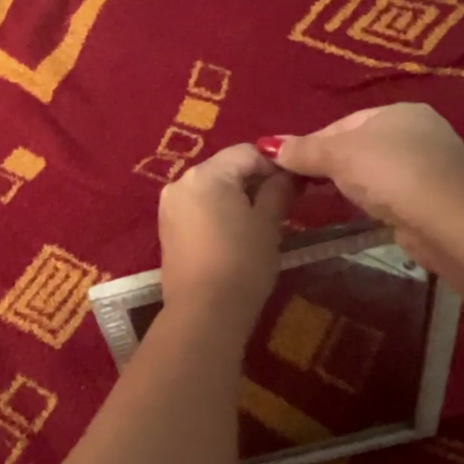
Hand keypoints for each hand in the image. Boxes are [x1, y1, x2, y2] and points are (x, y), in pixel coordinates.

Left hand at [157, 144, 294, 322]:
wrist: (204, 311)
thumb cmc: (242, 263)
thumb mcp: (268, 224)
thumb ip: (279, 191)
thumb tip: (290, 174)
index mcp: (206, 173)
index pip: (247, 152)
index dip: (275, 165)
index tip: (297, 185)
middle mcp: (182, 180)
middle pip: (225, 167)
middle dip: (254, 179)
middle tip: (283, 203)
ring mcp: (170, 203)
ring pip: (210, 186)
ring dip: (236, 195)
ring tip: (260, 221)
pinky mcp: (166, 225)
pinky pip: (197, 205)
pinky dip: (217, 210)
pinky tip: (234, 232)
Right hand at [261, 103, 463, 234]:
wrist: (445, 220)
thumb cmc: (387, 173)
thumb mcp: (335, 156)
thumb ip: (302, 150)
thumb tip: (267, 146)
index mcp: (401, 110)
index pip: (345, 123)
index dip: (316, 144)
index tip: (296, 166)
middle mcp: (425, 130)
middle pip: (364, 146)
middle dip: (339, 165)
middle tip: (315, 185)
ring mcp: (439, 164)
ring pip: (384, 171)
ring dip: (363, 184)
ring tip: (344, 201)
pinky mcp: (446, 197)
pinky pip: (402, 193)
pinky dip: (386, 201)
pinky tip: (375, 213)